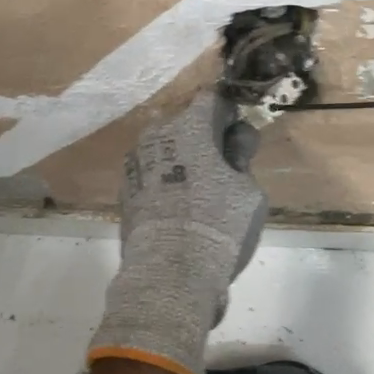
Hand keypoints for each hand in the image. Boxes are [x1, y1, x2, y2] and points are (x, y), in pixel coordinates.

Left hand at [87, 92, 266, 373]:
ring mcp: (136, 162)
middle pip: (187, 123)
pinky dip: (166, 182)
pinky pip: (152, 174)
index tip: (240, 136)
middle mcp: (158, 134)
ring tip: (201, 192)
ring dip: (183, 159)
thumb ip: (241, 157)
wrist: (168, 273)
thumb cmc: (218, 227)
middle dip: (206, 138)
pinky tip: (179, 209)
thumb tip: (236, 139)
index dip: (231, 114)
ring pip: (166, 149)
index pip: (214, 100)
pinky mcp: (125, 191)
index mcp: (191, 126)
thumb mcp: (248, 191)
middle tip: (225, 168)